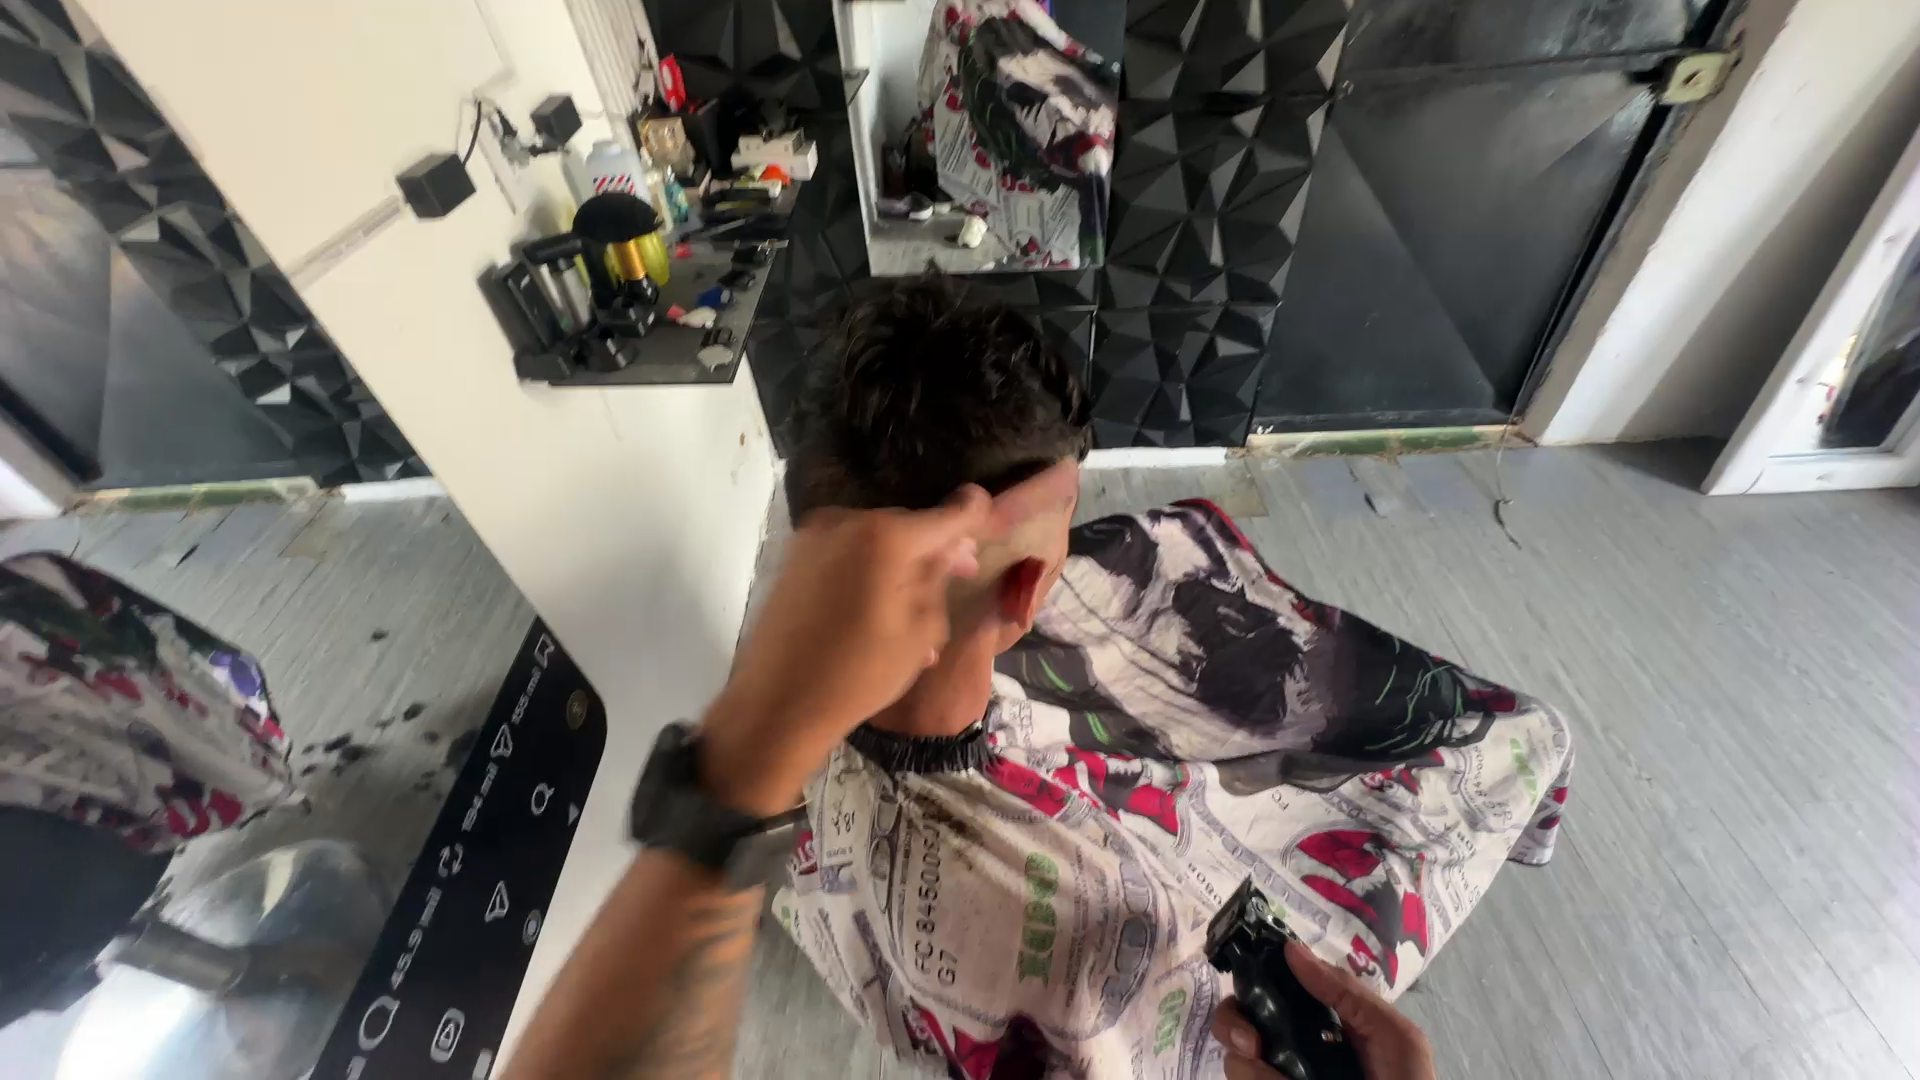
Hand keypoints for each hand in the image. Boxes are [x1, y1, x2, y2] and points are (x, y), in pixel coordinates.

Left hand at [698, 486, 989, 814]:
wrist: (777, 704)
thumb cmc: (859, 674)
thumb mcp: (920, 631)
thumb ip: (939, 578)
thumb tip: (952, 549)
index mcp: (887, 537)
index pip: (948, 513)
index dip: (975, 512)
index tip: (991, 512)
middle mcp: (848, 522)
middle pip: (908, 526)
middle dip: (936, 547)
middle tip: (962, 573)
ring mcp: (815, 537)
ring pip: (876, 541)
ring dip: (903, 564)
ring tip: (922, 606)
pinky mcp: (794, 557)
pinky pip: (848, 553)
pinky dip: (871, 570)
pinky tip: (885, 605)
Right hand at [1211, 942, 1436, 1079]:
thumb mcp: (1394, 1036)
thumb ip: (1345, 991)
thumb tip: (1289, 948)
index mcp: (1315, 1023)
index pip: (1267, 990)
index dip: (1250, 982)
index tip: (1246, 984)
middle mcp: (1290, 1048)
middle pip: (1237, 1020)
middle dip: (1231, 1023)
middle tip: (1251, 1043)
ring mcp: (1278, 1076)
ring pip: (1233, 1061)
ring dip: (1245, 1066)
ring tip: (1265, 1067)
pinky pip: (1242, 1079)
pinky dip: (1256, 1079)